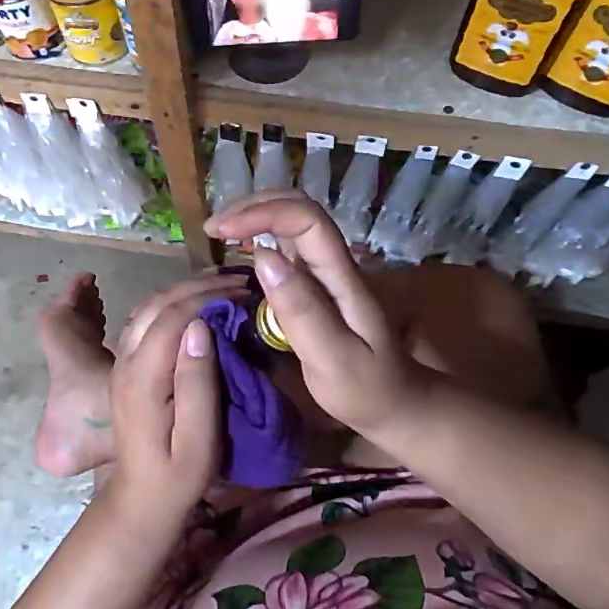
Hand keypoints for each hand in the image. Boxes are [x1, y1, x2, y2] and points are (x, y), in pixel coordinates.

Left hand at [101, 273, 245, 530]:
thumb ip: (198, 382)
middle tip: (240, 279)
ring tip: (225, 282)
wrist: (141, 499)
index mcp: (142, 378)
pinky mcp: (127, 364)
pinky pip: (148, 318)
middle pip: (158, 303)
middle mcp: (125, 361)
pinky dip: (175, 301)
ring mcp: (122, 361)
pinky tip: (199, 300)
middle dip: (199, 284)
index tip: (245, 291)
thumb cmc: (179, 475)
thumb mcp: (199, 438)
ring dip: (186, 288)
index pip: (173, 317)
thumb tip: (201, 326)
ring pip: (149, 306)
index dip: (209, 297)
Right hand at [205, 191, 430, 434]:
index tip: (222, 231)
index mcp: (341, 275)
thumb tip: (264, 257)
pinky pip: (287, 244)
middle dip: (253, 205)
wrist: (396, 402)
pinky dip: (258, 235)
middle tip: (213, 228)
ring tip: (218, 232)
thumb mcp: (333, 359)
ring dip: (254, 215)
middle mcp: (333, 262)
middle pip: (298, 207)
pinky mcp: (315, 283)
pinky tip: (238, 250)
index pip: (306, 218)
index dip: (262, 213)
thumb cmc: (365, 388)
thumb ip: (301, 310)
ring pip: (292, 220)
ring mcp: (324, 270)